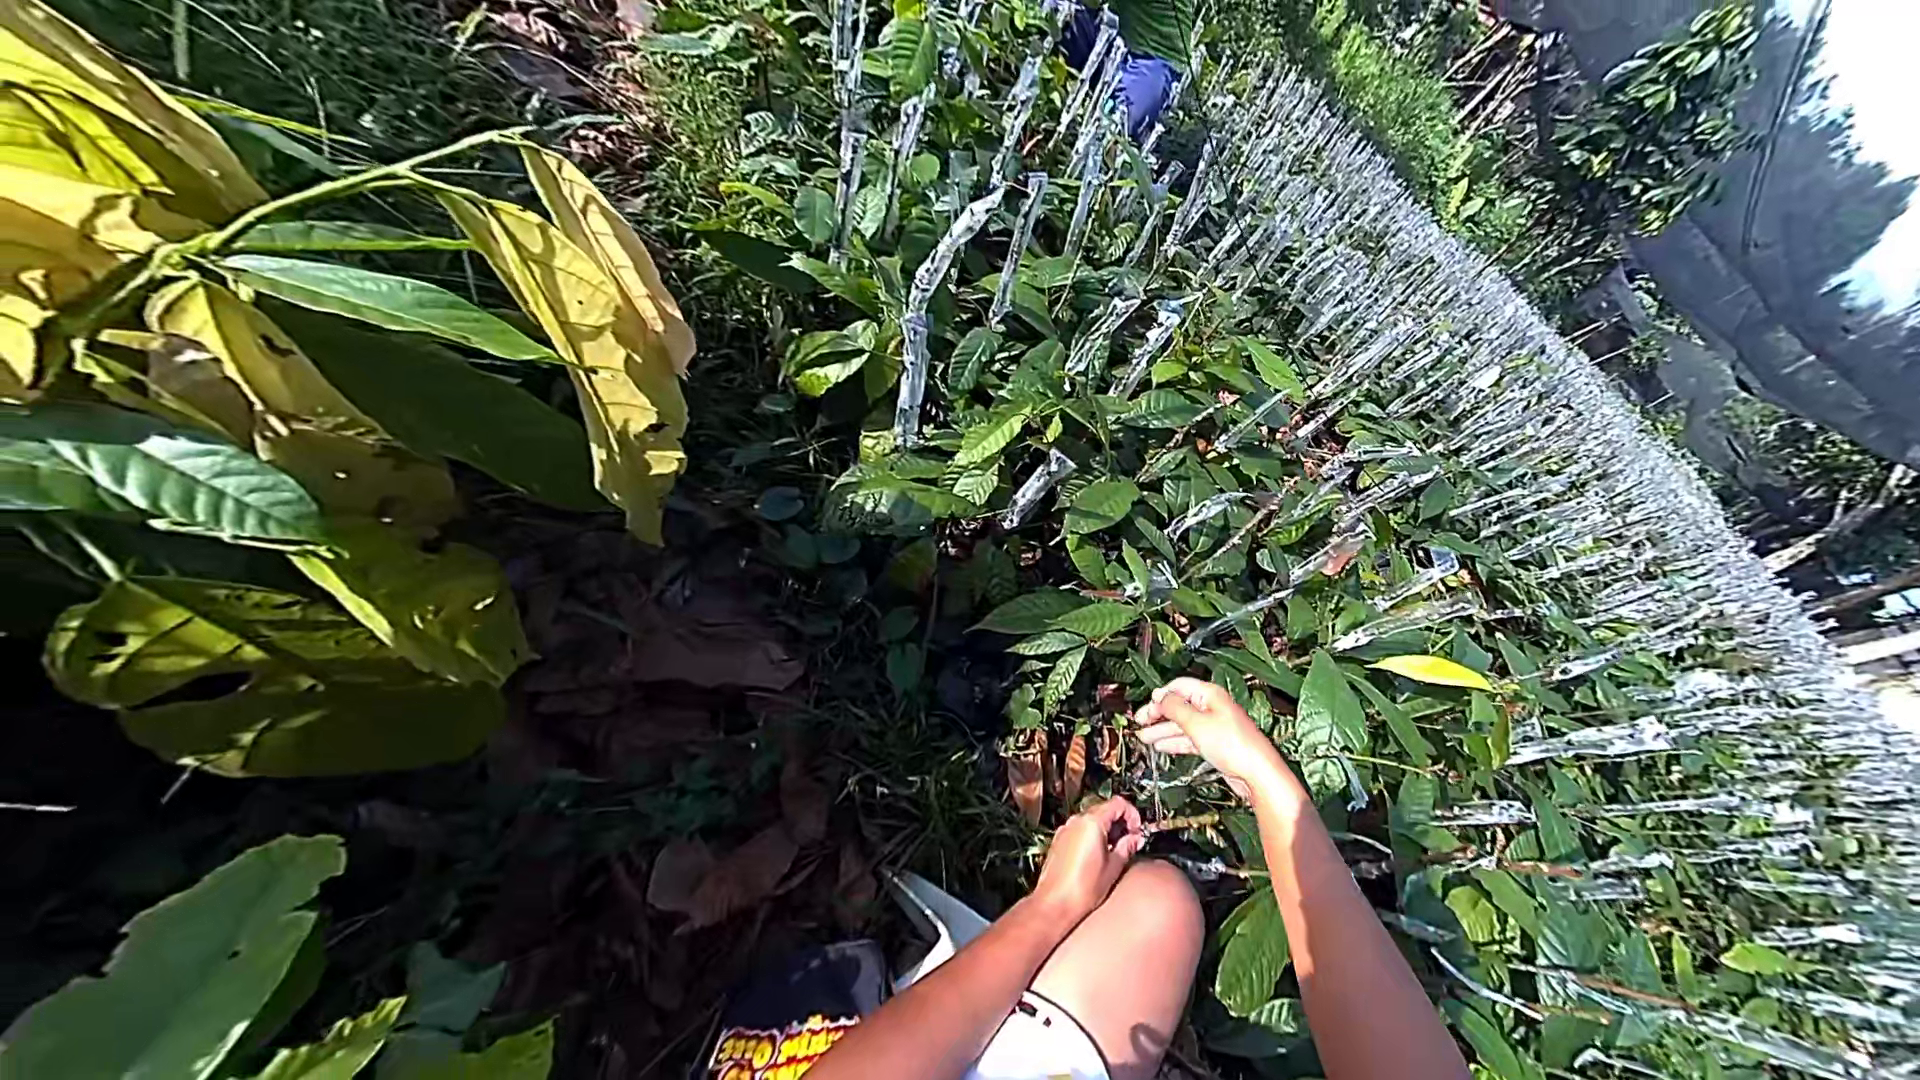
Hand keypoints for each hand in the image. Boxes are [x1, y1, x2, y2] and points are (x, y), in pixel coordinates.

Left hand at [1028, 796, 1144, 925]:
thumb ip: (1126, 848)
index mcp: (1091, 822)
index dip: (1132, 814)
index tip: (1138, 829)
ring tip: (1117, 850)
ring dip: (1108, 829)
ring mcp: (1066, 829)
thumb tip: (1134, 839)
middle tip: (1132, 840)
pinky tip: (1100, 855)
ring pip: (1092, 819)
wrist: (1054, 904)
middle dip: (1121, 822)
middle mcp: (1076, 821)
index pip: (1118, 804)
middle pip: (1104, 809)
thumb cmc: (1081, 889)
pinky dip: (1093, 835)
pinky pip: (1080, 829)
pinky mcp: (1060, 840)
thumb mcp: (1113, 868)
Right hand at [1134, 678, 1296, 803]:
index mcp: (1209, 695)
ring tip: (1144, 738)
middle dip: (1157, 714)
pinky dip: (1175, 741)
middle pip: (1178, 706)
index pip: (1178, 687)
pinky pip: (1190, 738)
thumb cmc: (1234, 746)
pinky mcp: (1216, 744)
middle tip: (1140, 722)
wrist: (1258, 775)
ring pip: (1182, 724)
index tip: (1146, 708)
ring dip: (1162, 730)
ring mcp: (1214, 726)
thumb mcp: (1196, 723)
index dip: (1160, 696)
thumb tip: (1159, 697)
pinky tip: (1162, 746)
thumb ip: (1173, 707)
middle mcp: (1212, 707)